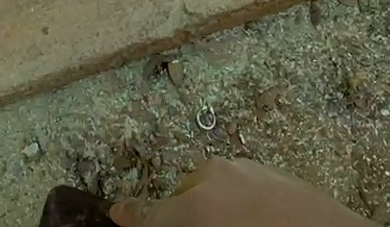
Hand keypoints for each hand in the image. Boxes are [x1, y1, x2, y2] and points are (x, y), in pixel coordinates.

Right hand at [109, 159, 376, 226]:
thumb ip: (172, 219)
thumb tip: (140, 213)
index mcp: (197, 205)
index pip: (152, 213)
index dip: (132, 215)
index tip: (116, 212)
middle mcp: (214, 177)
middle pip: (182, 197)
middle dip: (182, 215)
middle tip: (191, 225)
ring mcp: (245, 169)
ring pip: (213, 189)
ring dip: (213, 208)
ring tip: (234, 223)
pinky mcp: (272, 169)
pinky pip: (241, 184)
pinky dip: (239, 201)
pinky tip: (257, 222)